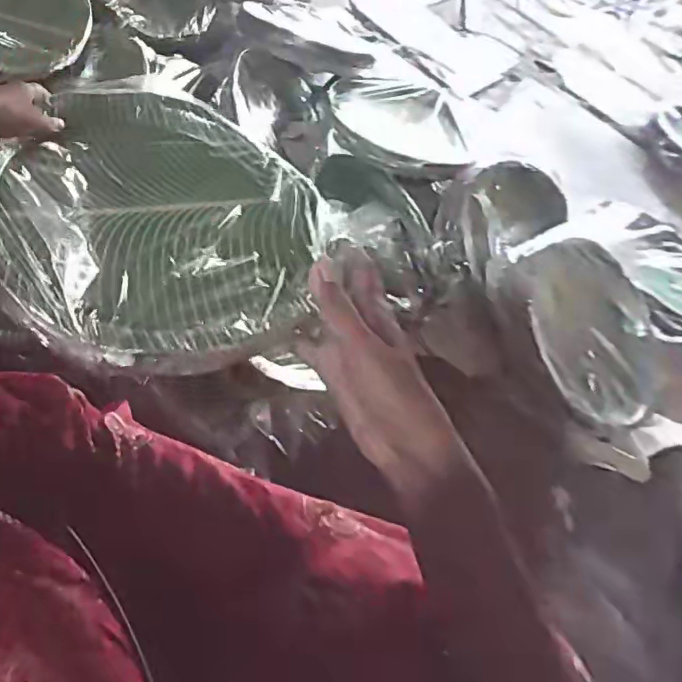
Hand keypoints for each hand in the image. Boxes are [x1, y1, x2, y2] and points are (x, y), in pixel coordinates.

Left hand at [0, 82, 64, 140]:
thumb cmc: (11, 115)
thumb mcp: (35, 122)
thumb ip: (49, 124)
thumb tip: (62, 124)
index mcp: (28, 87)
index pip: (43, 92)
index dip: (49, 102)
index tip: (53, 114)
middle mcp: (13, 89)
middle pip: (28, 100)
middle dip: (35, 111)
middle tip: (42, 125)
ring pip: (16, 108)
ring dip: (21, 118)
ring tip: (28, 131)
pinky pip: (5, 115)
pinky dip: (10, 123)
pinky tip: (12, 133)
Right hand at [300, 246, 466, 495]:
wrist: (403, 445)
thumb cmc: (392, 391)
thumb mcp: (362, 344)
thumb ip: (338, 307)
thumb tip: (320, 262)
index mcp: (377, 318)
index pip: (363, 279)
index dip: (350, 259)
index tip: (332, 235)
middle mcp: (361, 330)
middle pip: (341, 298)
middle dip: (326, 278)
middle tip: (298, 252)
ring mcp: (346, 353)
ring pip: (324, 322)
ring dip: (308, 307)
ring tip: (281, 283)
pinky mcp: (333, 374)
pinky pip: (312, 350)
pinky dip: (298, 340)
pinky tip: (278, 330)